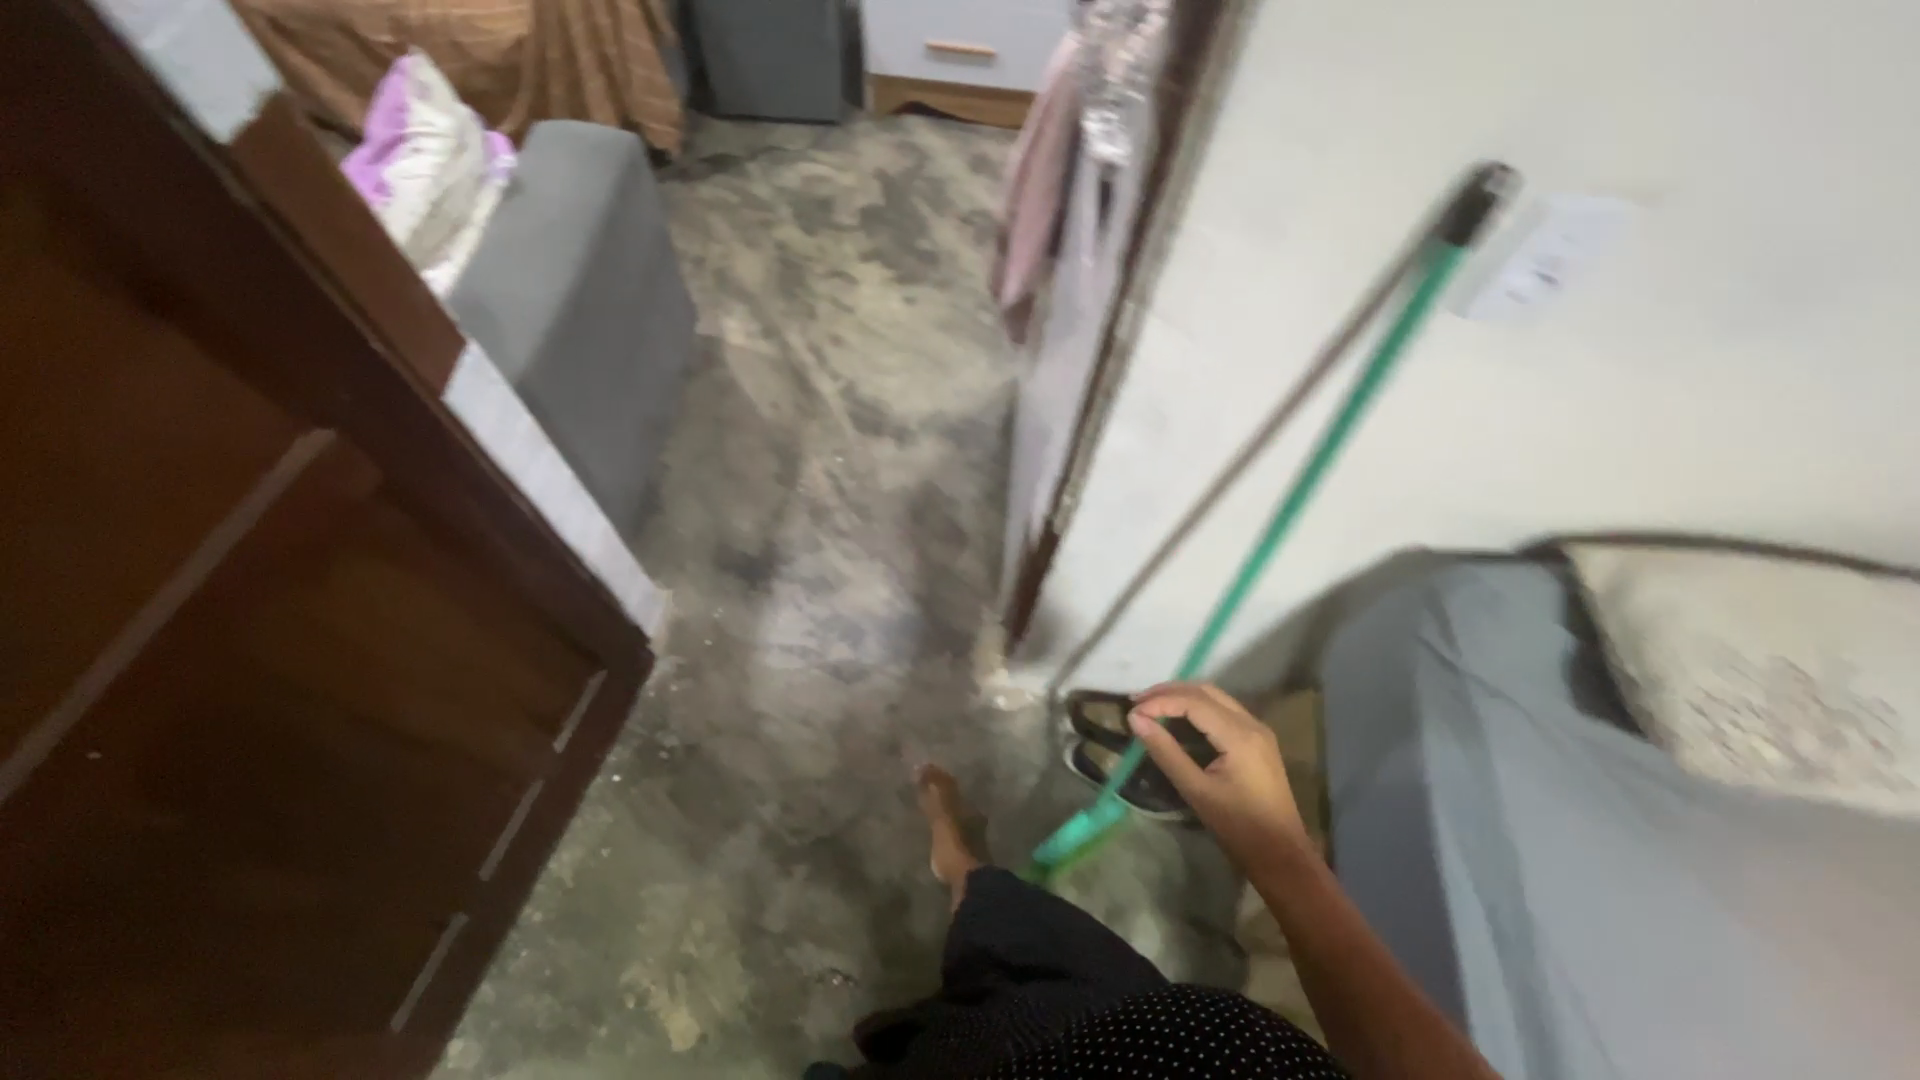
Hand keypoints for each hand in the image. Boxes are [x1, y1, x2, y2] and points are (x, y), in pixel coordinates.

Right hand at [1128, 683, 1308, 870]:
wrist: (1281, 854)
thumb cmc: (1238, 827)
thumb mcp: (1196, 790)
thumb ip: (1165, 751)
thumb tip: (1136, 720)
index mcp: (1239, 735)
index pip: (1193, 702)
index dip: (1159, 701)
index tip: (1132, 711)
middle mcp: (1252, 724)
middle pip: (1205, 691)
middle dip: (1169, 691)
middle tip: (1136, 701)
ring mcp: (1258, 730)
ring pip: (1216, 697)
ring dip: (1183, 696)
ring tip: (1151, 706)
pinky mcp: (1258, 740)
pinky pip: (1224, 711)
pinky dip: (1197, 708)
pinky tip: (1178, 719)